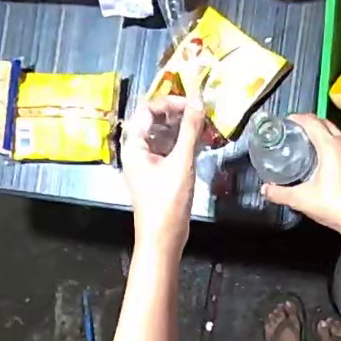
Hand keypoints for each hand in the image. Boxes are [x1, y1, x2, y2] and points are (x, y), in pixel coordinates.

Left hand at [122, 95, 206, 255]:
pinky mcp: (159, 174)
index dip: (170, 101)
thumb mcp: (181, 162)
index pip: (148, 109)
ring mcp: (148, 163)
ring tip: (205, 127)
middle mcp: (138, 150)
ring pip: (164, 135)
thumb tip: (198, 102)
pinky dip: (184, 143)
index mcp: (134, 145)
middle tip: (202, 114)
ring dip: (183, 129)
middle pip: (155, 121)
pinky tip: (201, 143)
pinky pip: (170, 150)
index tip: (193, 103)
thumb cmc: (167, 202)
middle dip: (179, 114)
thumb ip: (190, 130)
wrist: (162, 238)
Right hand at [260, 115, 340, 233]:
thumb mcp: (302, 200)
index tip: (285, 122)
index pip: (312, 122)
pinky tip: (324, 160)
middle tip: (293, 132)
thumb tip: (264, 190)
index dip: (297, 118)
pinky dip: (332, 146)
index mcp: (331, 146)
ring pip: (337, 134)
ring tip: (306, 145)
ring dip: (322, 134)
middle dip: (309, 123)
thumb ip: (280, 193)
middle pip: (325, 124)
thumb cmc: (335, 206)